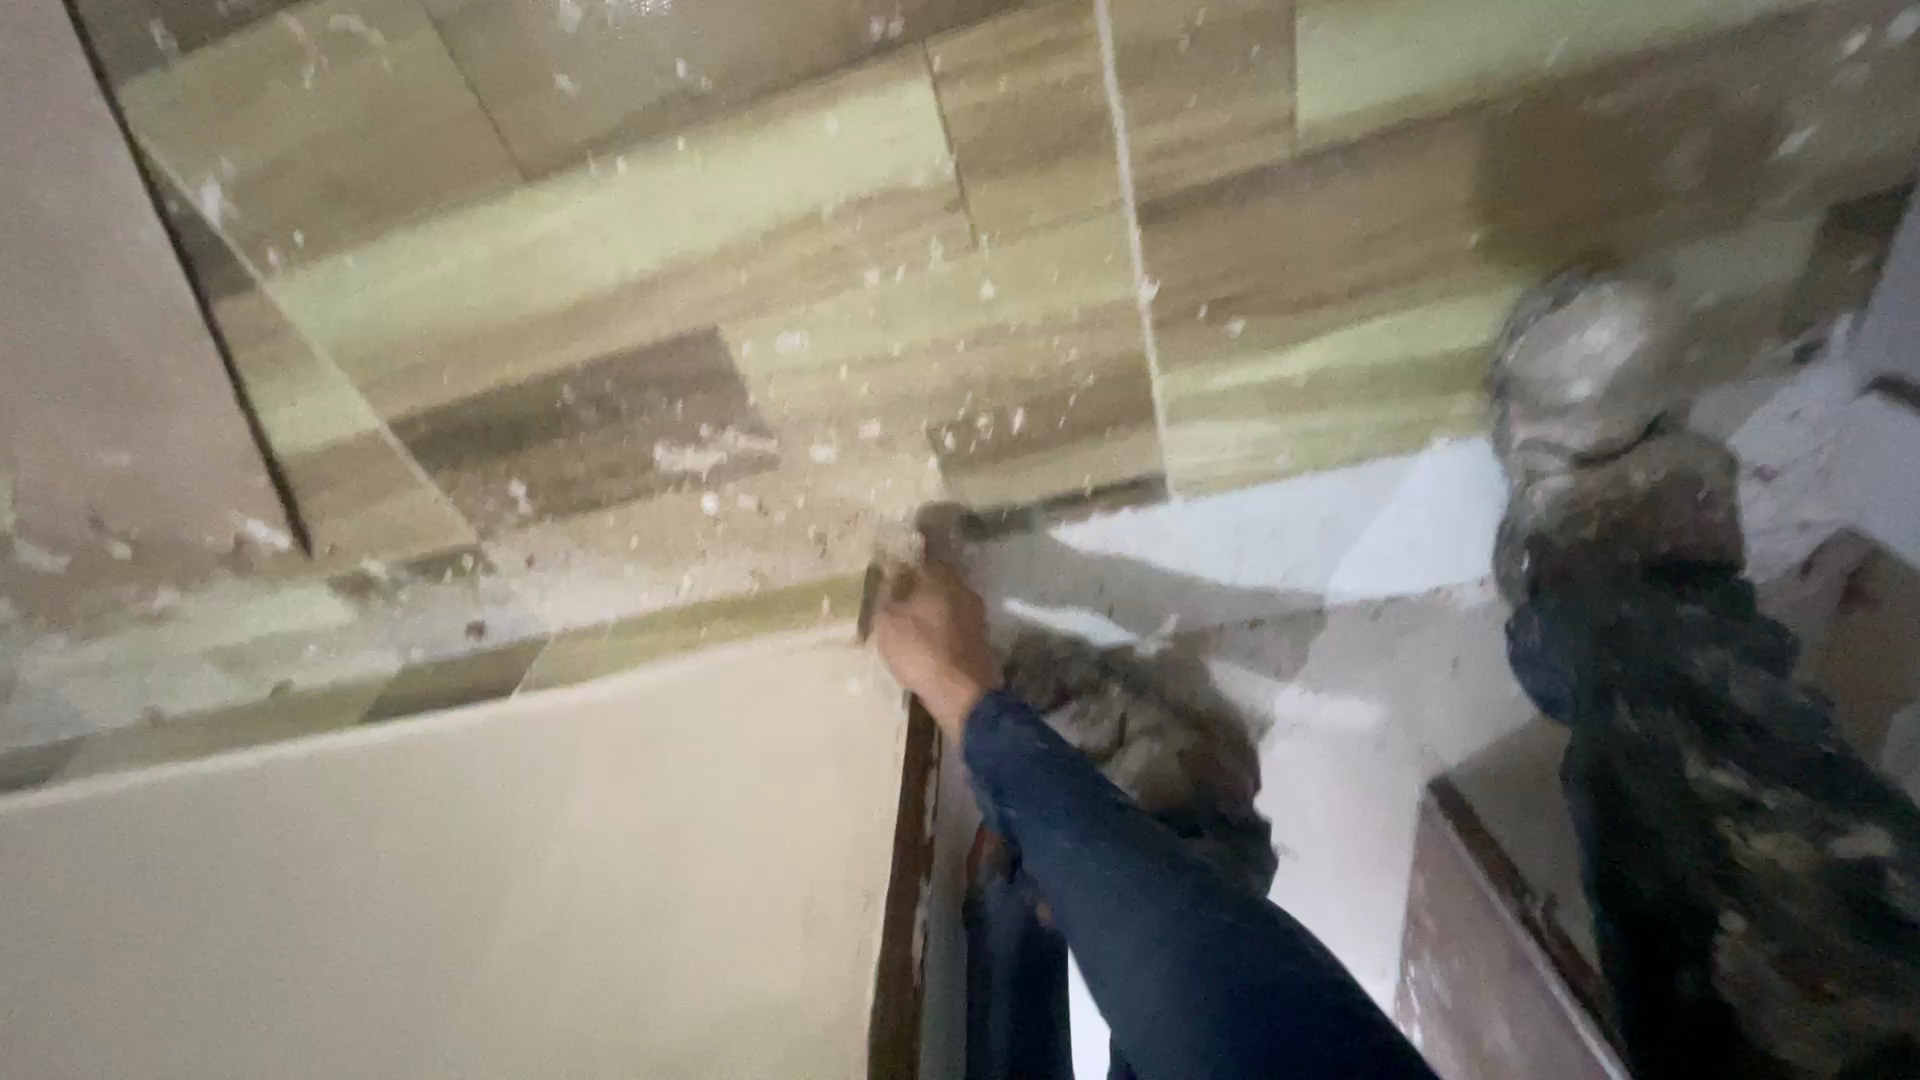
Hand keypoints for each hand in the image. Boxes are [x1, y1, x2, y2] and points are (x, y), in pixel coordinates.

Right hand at [870, 556, 1001, 742]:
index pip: (918, 561)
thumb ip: (884, 596)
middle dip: (914, 590)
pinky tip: (923, 643)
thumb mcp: (887, 621)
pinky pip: (952, 626)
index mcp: (941, 577)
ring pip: (945, 605)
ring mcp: (975, 614)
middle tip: (892, 602)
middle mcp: (963, 589)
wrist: (960, 692)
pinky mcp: (978, 639)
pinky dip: (939, 631)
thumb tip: (886, 582)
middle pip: (934, 582)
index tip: (884, 578)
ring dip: (928, 612)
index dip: (899, 568)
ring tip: (905, 625)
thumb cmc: (919, 649)